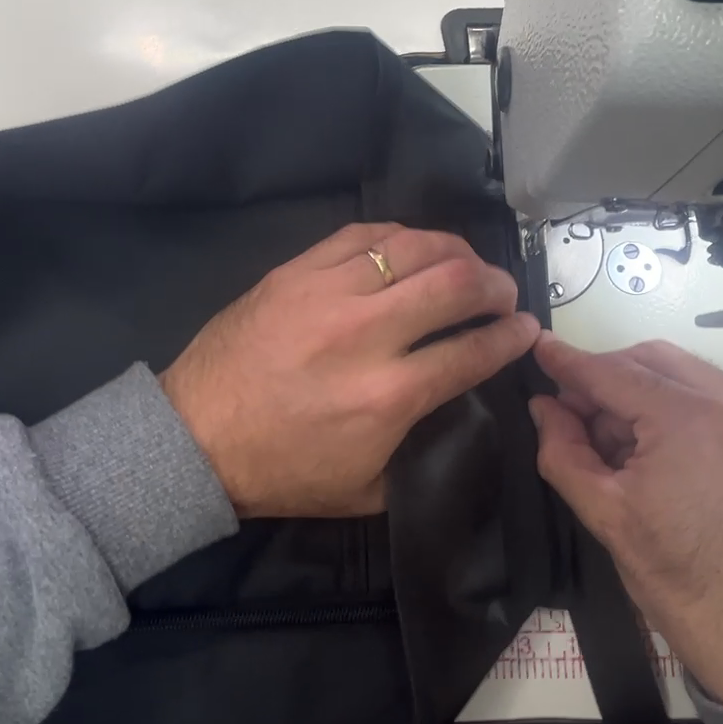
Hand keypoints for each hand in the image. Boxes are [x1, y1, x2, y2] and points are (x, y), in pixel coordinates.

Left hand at [160, 223, 538, 517]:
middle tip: (502, 292)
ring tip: (465, 263)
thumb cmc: (281, 472)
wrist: (196, 438)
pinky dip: (399, 236)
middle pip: (453, 284)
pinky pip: (361, 234)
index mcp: (388, 396)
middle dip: (494, 284)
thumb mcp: (366, 488)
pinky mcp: (294, 272)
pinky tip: (411, 247)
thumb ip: (420, 446)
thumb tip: (453, 402)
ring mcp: (326, 293)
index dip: (511, 336)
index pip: (472, 350)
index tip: (525, 329)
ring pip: (411, 246)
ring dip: (454, 250)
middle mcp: (365, 334)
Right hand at [530, 335, 722, 703]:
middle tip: (576, 414)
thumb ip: (564, 451)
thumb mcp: (606, 516)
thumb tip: (543, 406)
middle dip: (608, 377)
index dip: (570, 361)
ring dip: (646, 390)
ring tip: (624, 441)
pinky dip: (684, 406)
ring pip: (688, 373)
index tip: (539, 347)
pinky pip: (721, 395)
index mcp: (690, 420)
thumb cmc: (685, 584)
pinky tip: (667, 449)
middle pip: (652, 360)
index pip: (613, 372)